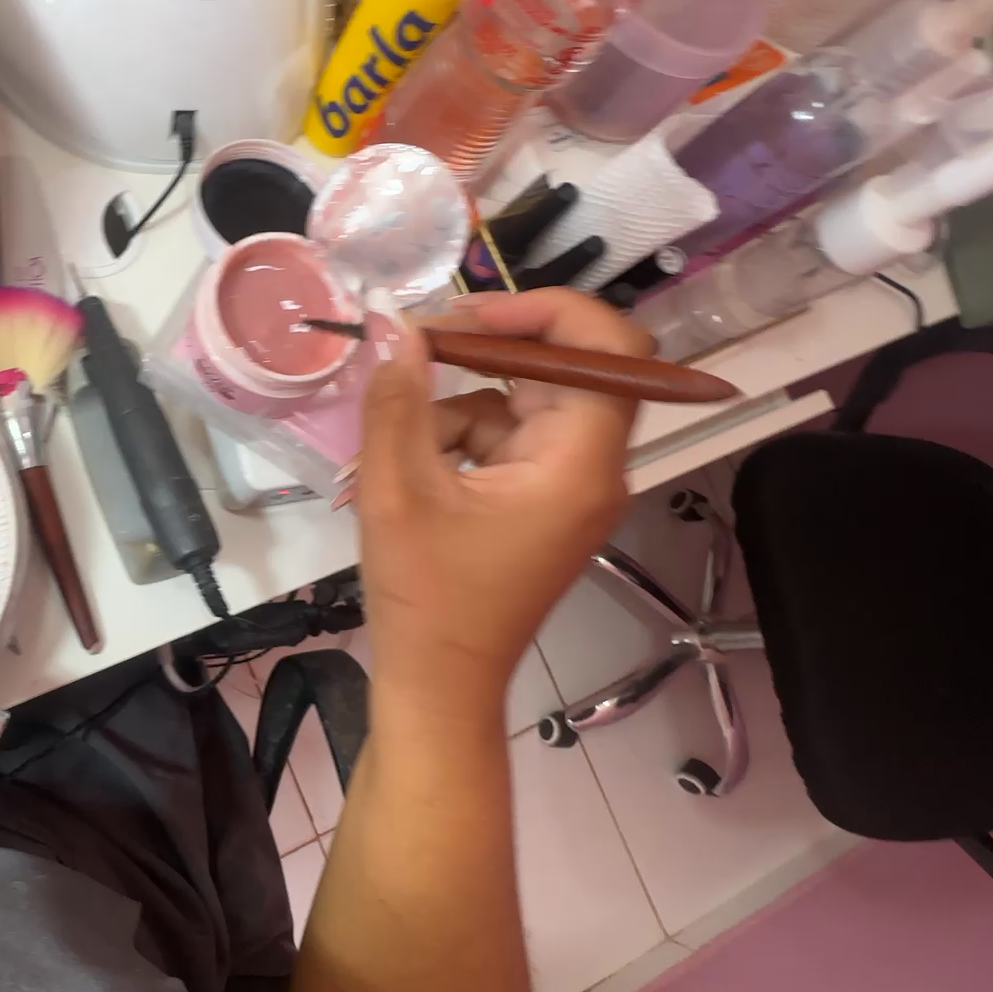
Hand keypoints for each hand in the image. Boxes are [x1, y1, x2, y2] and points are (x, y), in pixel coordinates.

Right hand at [347, 289, 653, 692]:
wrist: (438, 680)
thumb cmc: (424, 594)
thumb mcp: (396, 490)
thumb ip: (396, 401)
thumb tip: (395, 329)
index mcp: (578, 463)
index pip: (606, 348)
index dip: (542, 311)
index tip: (464, 314)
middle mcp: (592, 469)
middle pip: (558, 373)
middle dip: (480, 358)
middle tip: (413, 352)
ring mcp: (567, 489)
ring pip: (517, 408)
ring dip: (450, 414)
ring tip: (387, 456)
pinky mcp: (539, 506)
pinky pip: (503, 445)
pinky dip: (454, 445)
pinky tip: (404, 476)